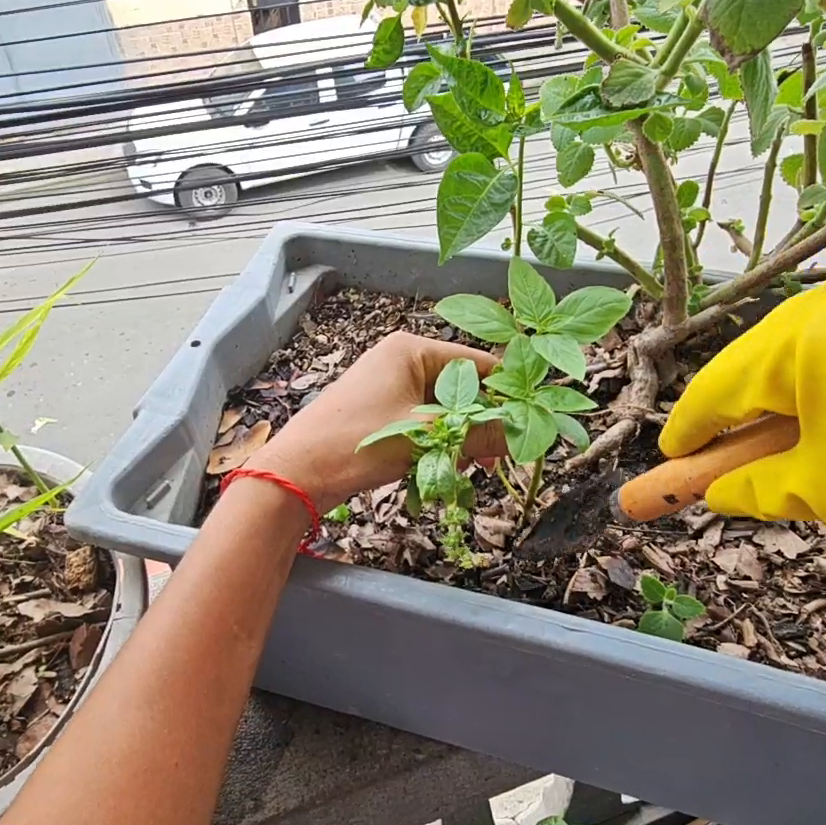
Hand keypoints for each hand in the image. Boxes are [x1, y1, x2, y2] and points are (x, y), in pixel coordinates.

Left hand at [246, 332, 506, 511]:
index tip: (529, 423)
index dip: (505, 394)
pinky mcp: (377, 414)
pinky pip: (420, 424)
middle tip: (497, 458)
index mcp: (411, 349)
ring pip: (441, 411)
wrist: (296, 474)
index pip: (477, 362)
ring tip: (469, 467)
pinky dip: (435, 445)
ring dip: (458, 438)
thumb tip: (524, 434)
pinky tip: (442, 470)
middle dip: (480, 422)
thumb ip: (480, 432)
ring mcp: (386, 387)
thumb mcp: (427, 436)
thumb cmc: (359, 442)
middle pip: (460, 388)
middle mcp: (399, 361)